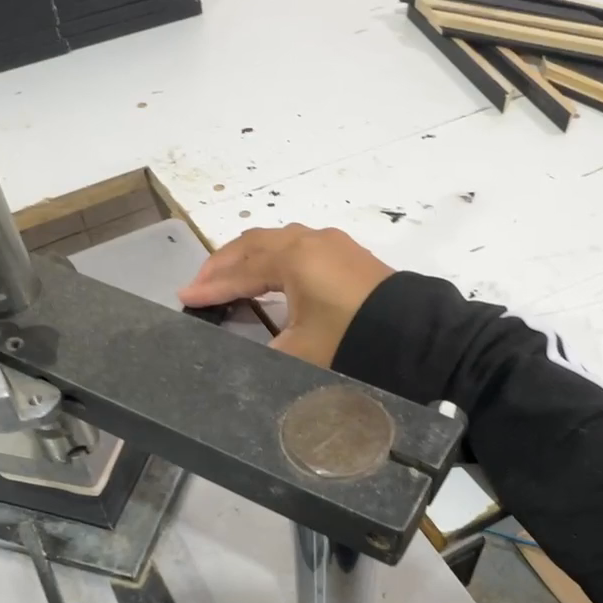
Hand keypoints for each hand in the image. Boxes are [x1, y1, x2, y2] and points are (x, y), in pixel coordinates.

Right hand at [178, 225, 393, 366]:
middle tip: (201, 283)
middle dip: (223, 263)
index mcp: (292, 258)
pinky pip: (299, 248)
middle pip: (253, 245)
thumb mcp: (300, 352)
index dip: (210, 286)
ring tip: (230, 278)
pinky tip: (272, 278)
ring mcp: (332, 244)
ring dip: (249, 258)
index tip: (184, 297)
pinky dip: (274, 260)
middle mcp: (309, 241)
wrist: (418, 336)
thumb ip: (265, 353)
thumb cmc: (352, 340)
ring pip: (277, 242)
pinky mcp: (349, 255)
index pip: (239, 272)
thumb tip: (244, 361)